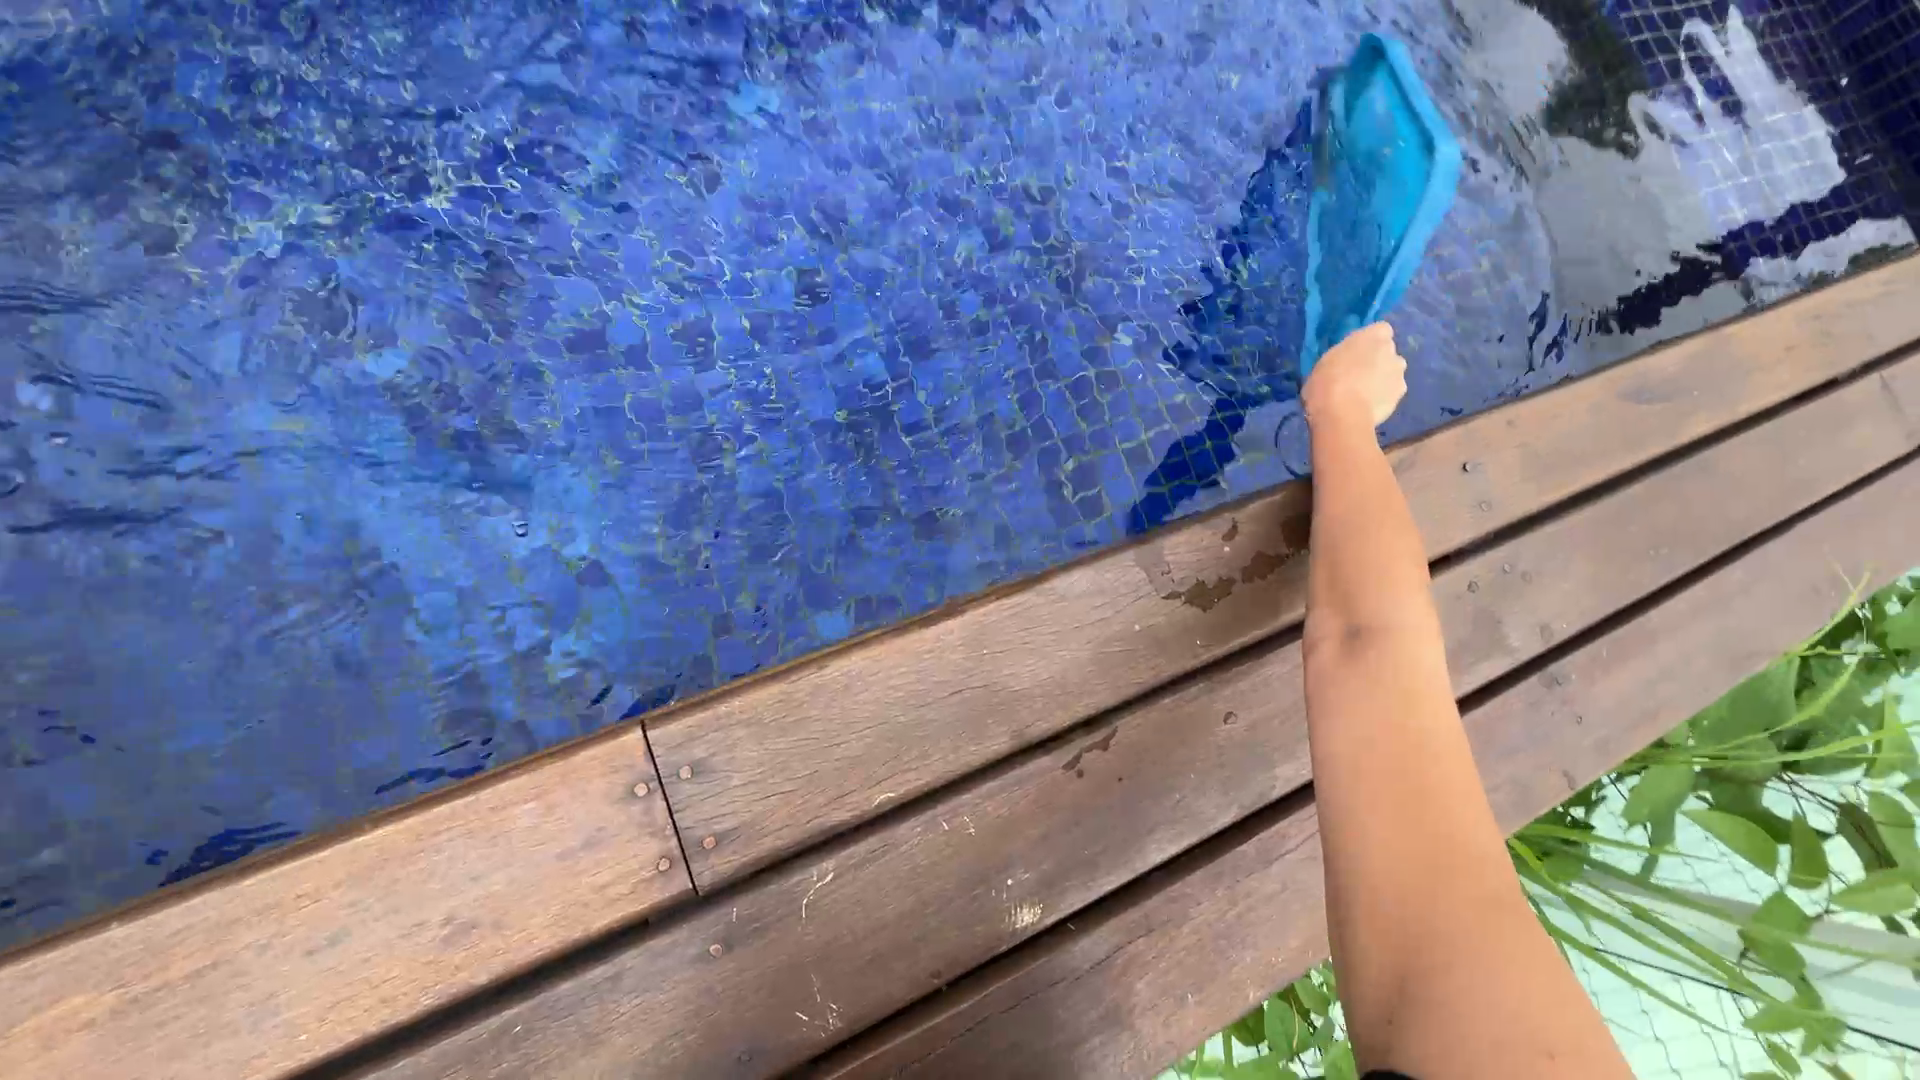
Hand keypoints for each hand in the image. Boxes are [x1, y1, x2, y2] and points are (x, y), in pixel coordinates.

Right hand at [1303, 322, 1406, 429]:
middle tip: (1357, 375)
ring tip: (1362, 395)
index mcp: (1374, 335)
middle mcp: (1393, 351)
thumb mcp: (1325, 362)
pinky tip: (1367, 407)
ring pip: (1392, 373)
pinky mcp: (1400, 396)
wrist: (1342, 415)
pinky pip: (1391, 393)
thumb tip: (1346, 360)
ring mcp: (1399, 374)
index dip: (1369, 341)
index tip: (1356, 352)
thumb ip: (1343, 356)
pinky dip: (1383, 397)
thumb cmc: (1326, 383)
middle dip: (1378, 361)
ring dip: (1382, 379)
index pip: (1380, 330)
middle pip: (1388, 353)